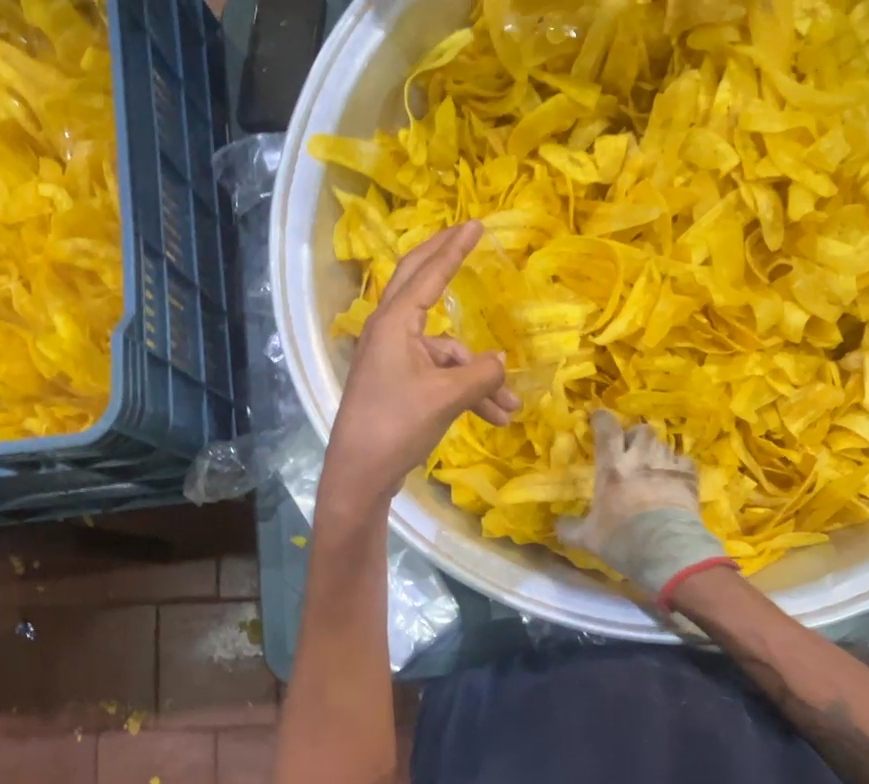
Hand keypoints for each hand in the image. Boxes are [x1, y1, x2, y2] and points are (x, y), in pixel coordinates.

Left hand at [322, 221, 521, 507]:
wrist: (361, 474)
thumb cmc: (396, 425)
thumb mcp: (446, 398)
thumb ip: (480, 375)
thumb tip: (502, 363)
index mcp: (394, 324)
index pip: (427, 273)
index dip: (453, 248)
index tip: (475, 224)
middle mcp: (390, 334)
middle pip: (423, 289)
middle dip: (449, 267)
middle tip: (471, 237)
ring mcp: (393, 362)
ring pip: (446, 355)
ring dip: (478, 378)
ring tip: (508, 409)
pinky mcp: (398, 388)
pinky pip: (440, 379)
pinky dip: (466, 395)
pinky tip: (492, 419)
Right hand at [558, 410, 736, 607]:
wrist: (666, 549)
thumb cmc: (622, 539)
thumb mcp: (588, 538)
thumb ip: (570, 529)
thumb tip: (556, 525)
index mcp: (612, 468)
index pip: (607, 430)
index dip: (602, 419)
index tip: (597, 417)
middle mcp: (641, 459)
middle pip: (641, 430)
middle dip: (634, 434)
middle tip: (630, 447)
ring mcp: (667, 467)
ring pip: (663, 443)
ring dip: (655, 450)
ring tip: (651, 463)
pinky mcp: (689, 479)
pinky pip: (684, 461)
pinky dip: (678, 465)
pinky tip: (674, 475)